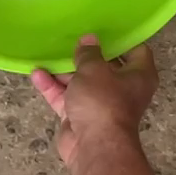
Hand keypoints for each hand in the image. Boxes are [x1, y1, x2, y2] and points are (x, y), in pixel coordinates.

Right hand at [30, 36, 157, 168]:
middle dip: (85, 56)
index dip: (120, 39)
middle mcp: (122, 89)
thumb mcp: (94, 69)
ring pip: (81, 83)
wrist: (93, 144)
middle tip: (70, 40)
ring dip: (64, 71)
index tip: (101, 29)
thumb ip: (88, 53)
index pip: (135, 50)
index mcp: (138, 75)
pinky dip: (53, 87)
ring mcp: (99, 104)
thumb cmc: (102, 101)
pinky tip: (37, 74)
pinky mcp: (79, 116)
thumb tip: (88, 40)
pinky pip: (66, 97)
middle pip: (104, 67)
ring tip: (48, 54)